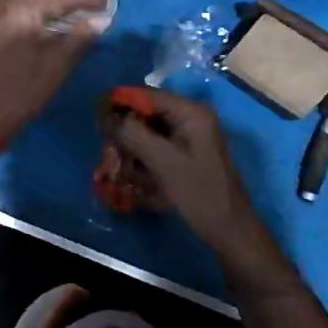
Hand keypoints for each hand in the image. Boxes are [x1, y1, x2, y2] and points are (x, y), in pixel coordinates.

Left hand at [0, 0, 106, 146]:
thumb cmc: (24, 90)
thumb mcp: (57, 65)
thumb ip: (80, 39)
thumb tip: (102, 20)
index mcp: (23, 15)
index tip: (104, 0)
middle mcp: (9, 13)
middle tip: (90, 3)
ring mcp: (0, 24)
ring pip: (30, 4)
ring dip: (52, 5)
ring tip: (74, 11)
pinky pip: (22, 15)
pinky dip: (40, 15)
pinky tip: (51, 26)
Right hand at [103, 90, 277, 268]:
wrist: (231, 231)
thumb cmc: (199, 193)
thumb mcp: (162, 161)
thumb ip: (132, 134)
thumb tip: (105, 116)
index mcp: (191, 112)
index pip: (147, 96)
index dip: (120, 104)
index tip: (97, 120)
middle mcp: (191, 118)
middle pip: (147, 114)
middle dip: (125, 132)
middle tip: (109, 154)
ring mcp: (190, 137)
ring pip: (149, 132)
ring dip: (131, 148)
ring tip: (118, 169)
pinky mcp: (187, 154)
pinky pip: (157, 147)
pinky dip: (142, 158)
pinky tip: (132, 177)